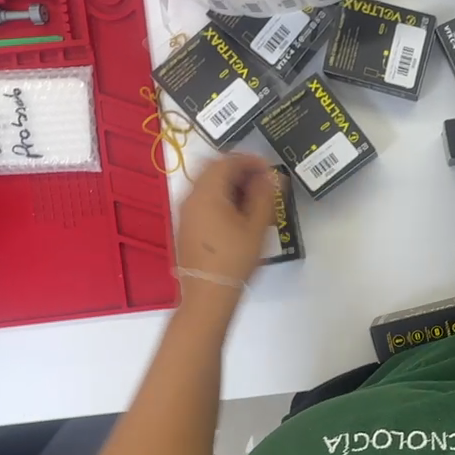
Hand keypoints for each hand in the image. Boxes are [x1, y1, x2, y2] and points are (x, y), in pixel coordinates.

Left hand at [176, 153, 275, 297]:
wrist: (208, 294)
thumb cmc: (235, 259)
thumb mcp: (256, 226)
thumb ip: (264, 195)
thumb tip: (270, 175)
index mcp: (207, 193)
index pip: (226, 162)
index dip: (250, 160)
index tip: (269, 169)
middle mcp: (190, 197)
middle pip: (213, 170)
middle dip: (238, 169)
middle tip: (261, 180)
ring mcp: (185, 212)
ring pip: (207, 184)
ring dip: (229, 183)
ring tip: (252, 197)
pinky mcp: (186, 226)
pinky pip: (203, 199)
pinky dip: (220, 196)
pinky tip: (237, 213)